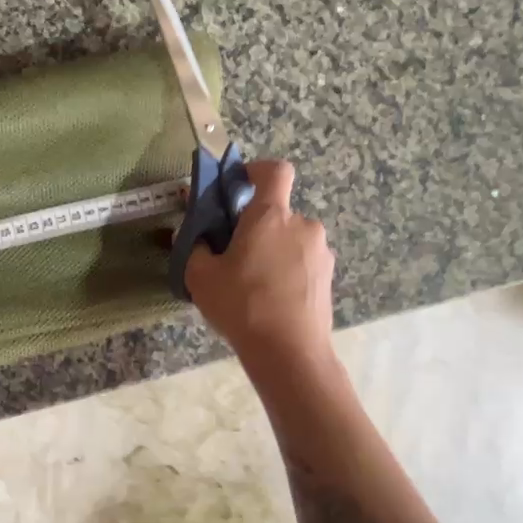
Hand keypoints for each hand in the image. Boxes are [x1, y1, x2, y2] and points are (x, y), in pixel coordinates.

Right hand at [187, 160, 335, 362]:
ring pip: (288, 238)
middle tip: (229, 253)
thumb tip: (196, 235)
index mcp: (270, 216)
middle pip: (275, 211)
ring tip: (248, 283)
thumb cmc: (241, 305)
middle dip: (253, 226)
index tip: (235, 188)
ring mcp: (320, 251)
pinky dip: (284, 270)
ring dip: (269, 250)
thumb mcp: (199, 275)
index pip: (274, 171)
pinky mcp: (327, 276)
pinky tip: (267, 298)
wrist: (289, 351)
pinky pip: (300, 261)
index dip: (255, 170)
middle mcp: (302, 225)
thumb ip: (195, 247)